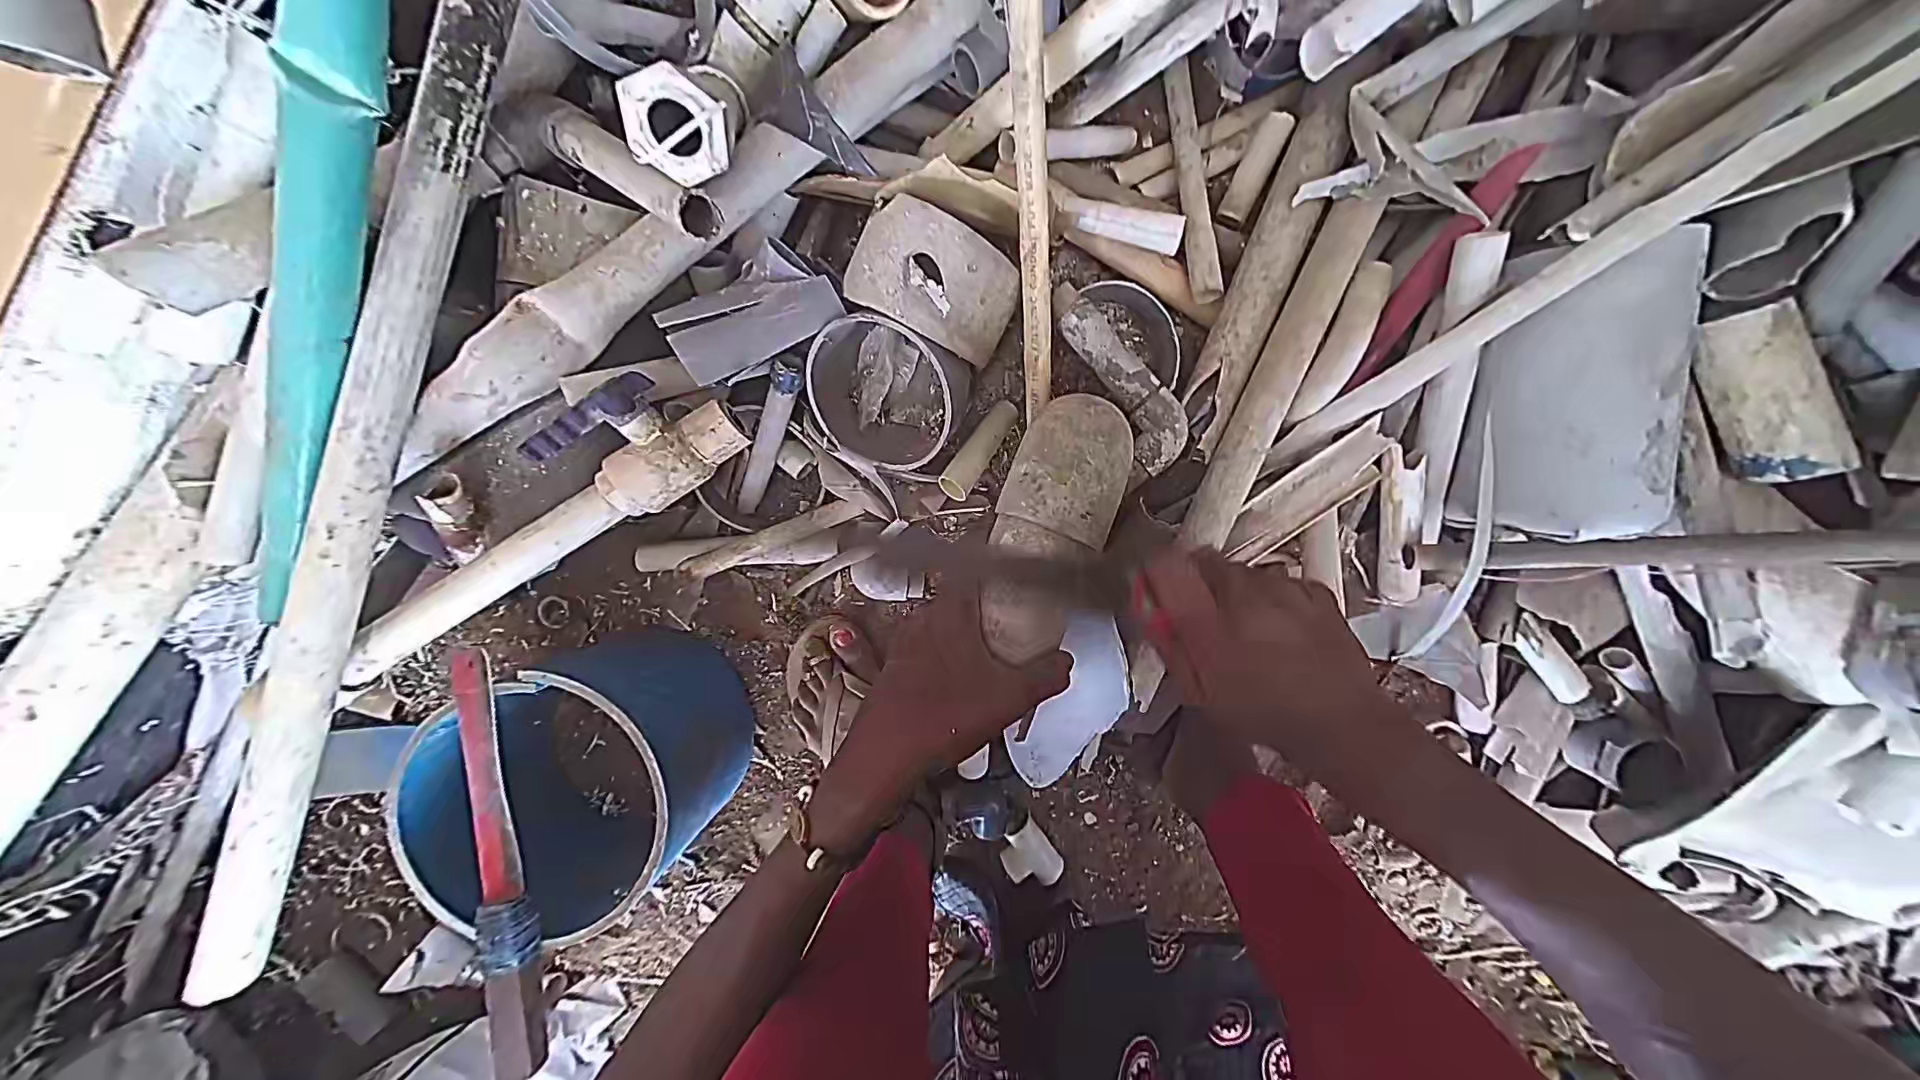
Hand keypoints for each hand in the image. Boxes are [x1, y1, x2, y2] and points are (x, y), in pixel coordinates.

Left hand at [809, 586, 1070, 849]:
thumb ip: (1043, 676)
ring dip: (961, 630)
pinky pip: (925, 647)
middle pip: (955, 596)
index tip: (1006, 565)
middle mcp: (921, 620)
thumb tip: (1064, 663)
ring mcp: (904, 643)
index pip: (969, 568)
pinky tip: (958, 680)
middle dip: (981, 603)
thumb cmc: (941, 717)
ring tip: (984, 650)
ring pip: (939, 623)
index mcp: (949, 613)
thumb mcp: (1009, 697)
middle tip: (1003, 613)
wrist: (885, 754)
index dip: (990, 561)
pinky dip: (944, 653)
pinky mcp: (894, 666)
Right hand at [1139, 550, 1400, 772]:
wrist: (1341, 722)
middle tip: (1201, 614)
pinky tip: (1278, 627)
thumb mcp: (1198, 691)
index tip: (1156, 587)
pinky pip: (1278, 580)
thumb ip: (1168, 644)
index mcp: (1208, 621)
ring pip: (1240, 570)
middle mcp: (1244, 593)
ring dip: (1234, 589)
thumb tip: (1146, 610)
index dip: (1155, 572)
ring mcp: (1283, 588)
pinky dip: (1271, 596)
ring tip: (1244, 627)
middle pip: (1203, 560)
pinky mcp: (1314, 590)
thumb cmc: (1263, 715)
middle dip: (1195, 580)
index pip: (1166, 565)